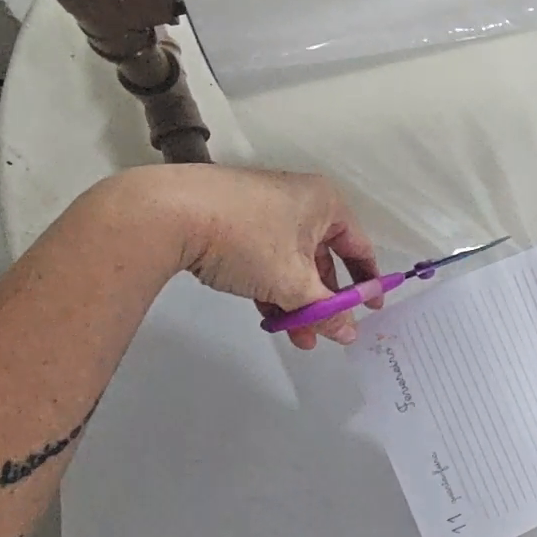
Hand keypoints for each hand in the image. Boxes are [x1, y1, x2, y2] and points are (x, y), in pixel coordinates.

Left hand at [103, 164, 378, 349]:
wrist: (165, 213)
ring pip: (291, 263)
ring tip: (294, 335)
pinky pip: (265, 258)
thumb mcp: (293, 283)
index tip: (371, 311)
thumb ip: (327, 310)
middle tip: (325, 332)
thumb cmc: (246, 239)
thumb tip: (349, 333)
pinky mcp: (233, 220)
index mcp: (325, 203)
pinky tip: (268, 316)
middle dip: (323, 301)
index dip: (368, 282)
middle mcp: (299, 200)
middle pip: (323, 259)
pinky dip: (271, 287)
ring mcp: (263, 209)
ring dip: (296, 301)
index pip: (358, 247)